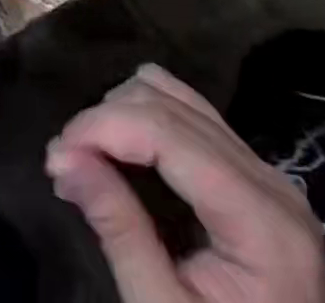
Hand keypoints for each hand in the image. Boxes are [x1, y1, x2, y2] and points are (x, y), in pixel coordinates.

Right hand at [45, 65, 324, 302]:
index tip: (54, 158)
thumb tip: (61, 156)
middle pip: (166, 106)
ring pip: (173, 95)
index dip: (101, 128)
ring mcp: (265, 171)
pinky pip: (187, 109)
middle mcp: (270, 180)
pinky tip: (121, 145)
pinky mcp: (251, 170)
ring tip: (89, 155)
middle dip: (102, 121)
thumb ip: (119, 229)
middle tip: (63, 163)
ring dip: (119, 112)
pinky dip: (141, 113)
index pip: (167, 132)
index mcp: (262, 221)